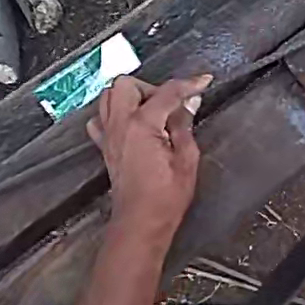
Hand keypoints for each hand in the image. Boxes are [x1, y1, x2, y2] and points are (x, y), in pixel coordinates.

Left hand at [88, 74, 209, 247]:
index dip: (189, 84)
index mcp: (142, 125)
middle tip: (173, 103)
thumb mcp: (186, 159)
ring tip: (153, 110)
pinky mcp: (105, 147)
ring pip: (109, 96)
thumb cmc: (166, 197)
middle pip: (127, 84)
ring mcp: (108, 135)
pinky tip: (131, 123)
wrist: (141, 222)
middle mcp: (119, 125)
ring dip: (132, 96)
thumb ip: (184, 125)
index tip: (203, 82)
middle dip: (152, 87)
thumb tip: (189, 103)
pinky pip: (101, 118)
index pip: (167, 92)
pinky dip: (114, 113)